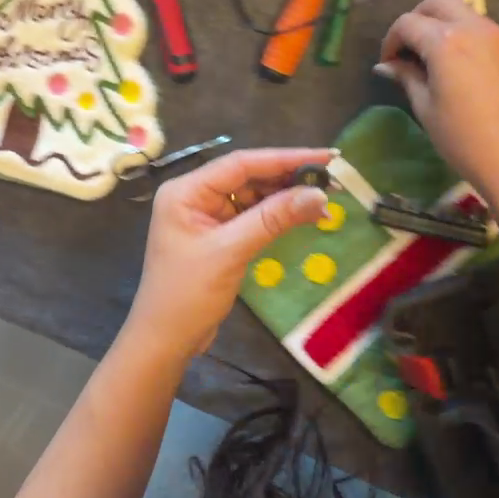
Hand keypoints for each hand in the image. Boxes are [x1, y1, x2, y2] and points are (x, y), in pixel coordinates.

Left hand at [123, 148, 333, 362]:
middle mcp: (194, 196)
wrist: (165, 341)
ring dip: (286, 197)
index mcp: (186, 190)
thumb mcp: (231, 252)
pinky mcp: (217, 236)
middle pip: (248, 176)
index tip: (326, 157)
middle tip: (333, 181)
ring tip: (326, 200)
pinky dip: (276, 216)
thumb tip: (319, 195)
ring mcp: (205, 216)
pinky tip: (303, 216)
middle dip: (289, 178)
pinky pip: (251, 216)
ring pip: (253, 196)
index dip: (285, 158)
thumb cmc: (187, 294)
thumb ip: (273, 219)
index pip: (241, 163)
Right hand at [377, 0, 498, 207]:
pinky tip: (460, 72)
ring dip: (442, 26)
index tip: (387, 65)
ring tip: (433, 62)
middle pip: (438, 2)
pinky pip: (484, 31)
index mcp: (446, 41)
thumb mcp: (427, 110)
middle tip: (407, 51)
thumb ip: (407, 78)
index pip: (408, 23)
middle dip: (416, 19)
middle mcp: (476, 28)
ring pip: (464, 13)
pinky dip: (464, 38)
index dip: (390, 41)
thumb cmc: (466, 140)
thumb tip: (388, 65)